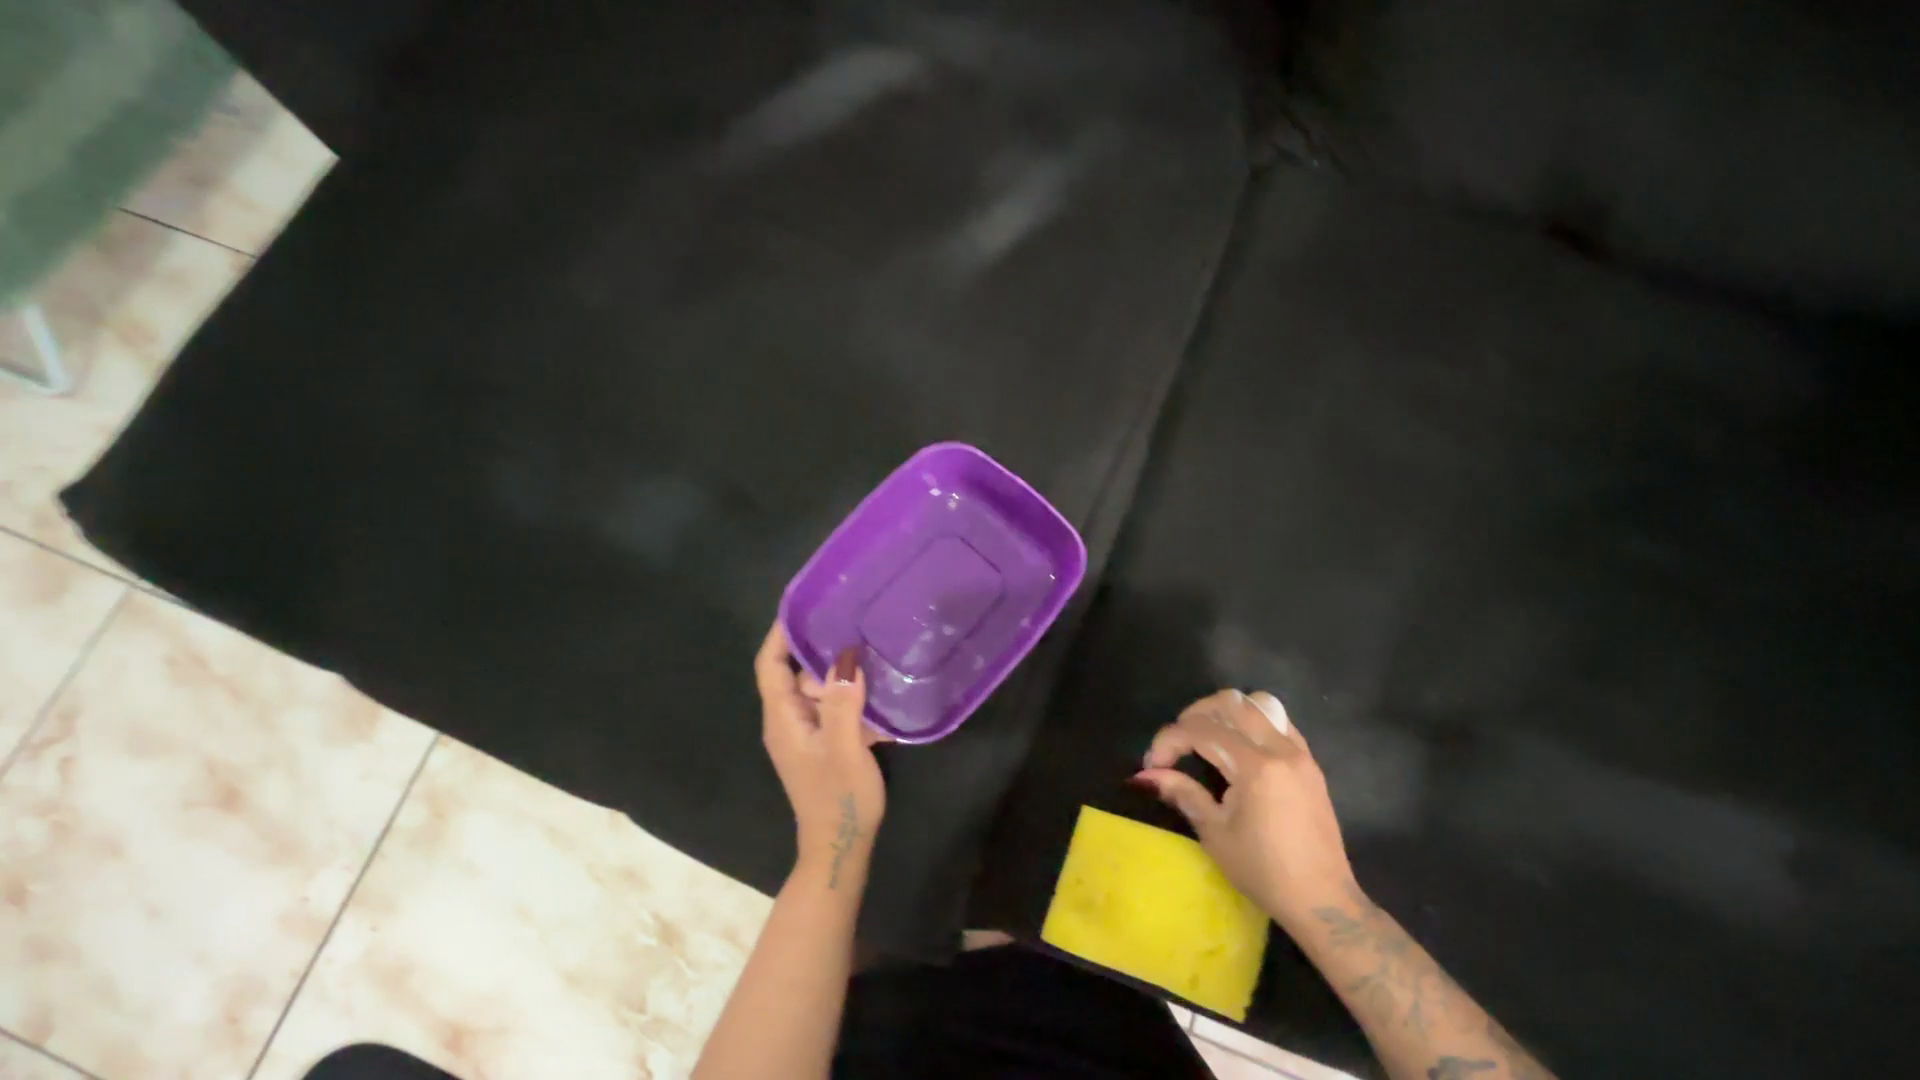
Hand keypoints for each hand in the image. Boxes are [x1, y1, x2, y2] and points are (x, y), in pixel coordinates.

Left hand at [755, 622, 887, 886]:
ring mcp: (806, 737)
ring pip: (820, 694)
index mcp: (783, 719)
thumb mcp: (846, 747)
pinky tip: (885, 701)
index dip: (780, 635)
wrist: (841, 849)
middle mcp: (788, 723)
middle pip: (797, 675)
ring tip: (877, 656)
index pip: (769, 665)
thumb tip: (845, 656)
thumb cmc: (839, 798)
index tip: (804, 606)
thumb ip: (842, 702)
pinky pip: (835, 714)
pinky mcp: (824, 748)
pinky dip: (854, 705)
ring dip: (844, 680)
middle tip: (858, 628)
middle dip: (824, 653)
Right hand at [1136, 689, 1357, 926]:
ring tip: (1205, 740)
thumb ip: (1182, 792)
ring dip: (1225, 714)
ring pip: (1259, 705)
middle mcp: (1281, 749)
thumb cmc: (1263, 871)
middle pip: (1230, 703)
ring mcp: (1300, 753)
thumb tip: (1145, 776)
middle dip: (1194, 716)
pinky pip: (1279, 723)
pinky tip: (1238, 749)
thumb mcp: (1215, 833)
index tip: (1153, 765)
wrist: (1321, 899)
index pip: (1201, 731)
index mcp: (1256, 767)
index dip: (1169, 740)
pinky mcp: (1310, 763)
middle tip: (1177, 744)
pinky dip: (1253, 723)